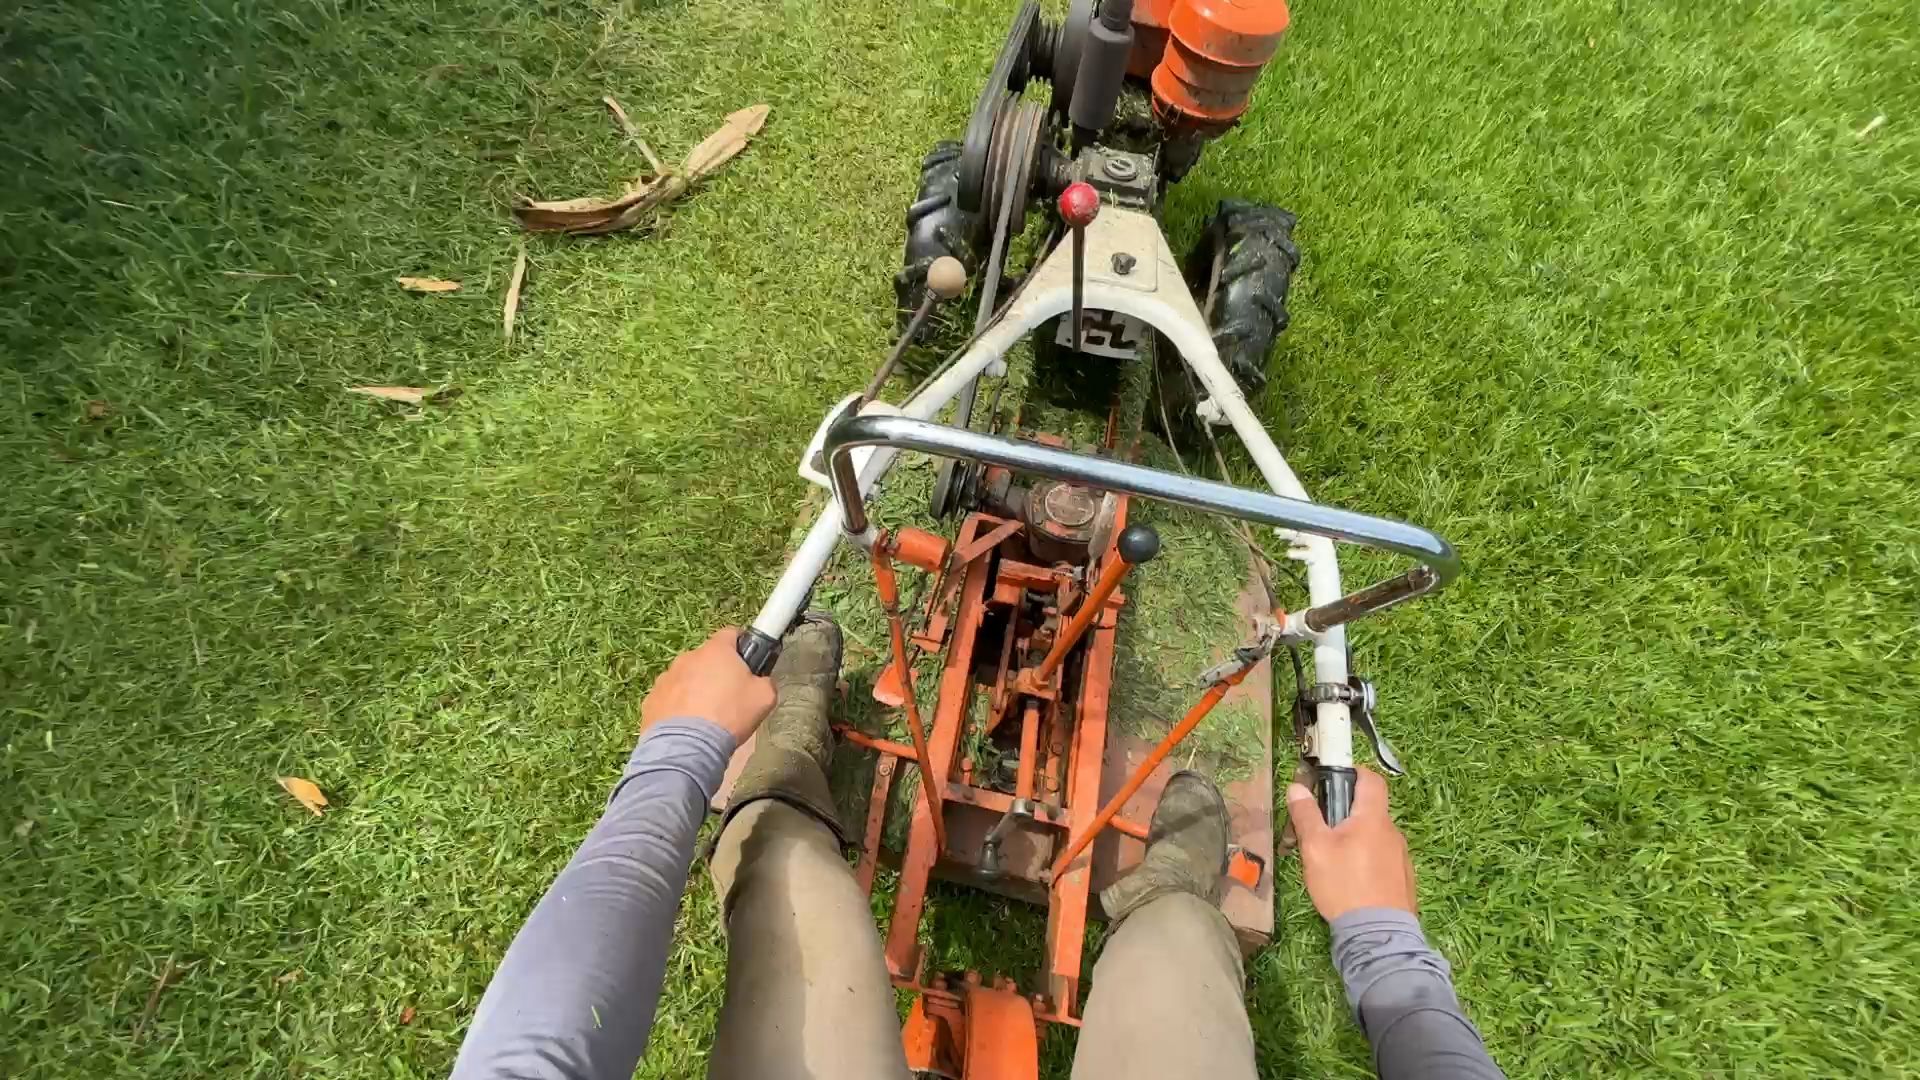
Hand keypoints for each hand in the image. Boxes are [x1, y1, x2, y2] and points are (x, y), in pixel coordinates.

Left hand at [639, 628, 776, 742]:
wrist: (686, 748)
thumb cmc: (729, 715)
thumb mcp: (765, 697)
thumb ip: (766, 682)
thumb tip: (761, 681)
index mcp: (716, 651)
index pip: (731, 633)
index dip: (742, 645)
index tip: (748, 662)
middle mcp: (688, 657)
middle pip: (707, 658)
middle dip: (718, 672)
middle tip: (729, 696)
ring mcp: (666, 678)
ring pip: (687, 677)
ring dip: (696, 689)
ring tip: (706, 716)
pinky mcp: (651, 700)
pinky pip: (670, 698)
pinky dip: (679, 707)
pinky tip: (688, 727)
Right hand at [1285, 767, 1417, 919]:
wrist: (1379, 938)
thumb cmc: (1344, 885)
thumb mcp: (1315, 847)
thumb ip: (1306, 815)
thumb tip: (1298, 787)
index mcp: (1372, 819)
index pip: (1371, 779)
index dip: (1353, 771)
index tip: (1331, 778)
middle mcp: (1392, 833)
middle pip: (1368, 808)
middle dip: (1343, 810)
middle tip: (1317, 826)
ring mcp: (1400, 858)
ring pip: (1373, 834)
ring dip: (1352, 836)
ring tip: (1329, 857)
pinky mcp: (1402, 879)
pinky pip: (1380, 856)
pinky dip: (1364, 856)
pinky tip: (1348, 877)